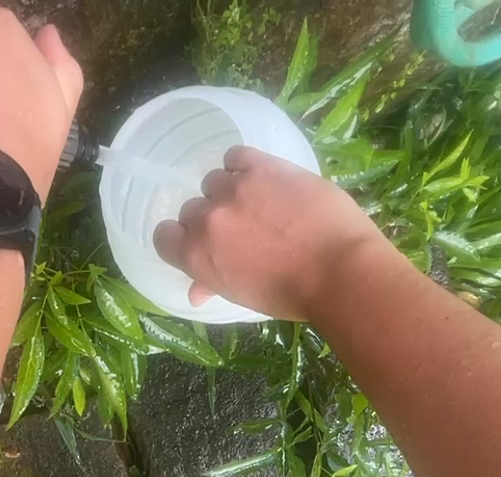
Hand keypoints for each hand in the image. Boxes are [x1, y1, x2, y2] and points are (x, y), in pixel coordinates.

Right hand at [153, 146, 390, 320]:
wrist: (337, 269)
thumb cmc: (289, 293)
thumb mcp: (243, 295)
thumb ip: (213, 284)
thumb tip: (195, 291)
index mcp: (196, 256)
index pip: (163, 237)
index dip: (179, 241)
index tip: (198, 245)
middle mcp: (207, 219)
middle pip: (191, 210)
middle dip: (209, 220)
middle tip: (238, 232)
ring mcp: (234, 188)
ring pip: (214, 182)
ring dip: (228, 192)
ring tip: (256, 206)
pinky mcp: (263, 165)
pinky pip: (236, 155)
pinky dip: (242, 166)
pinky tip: (261, 180)